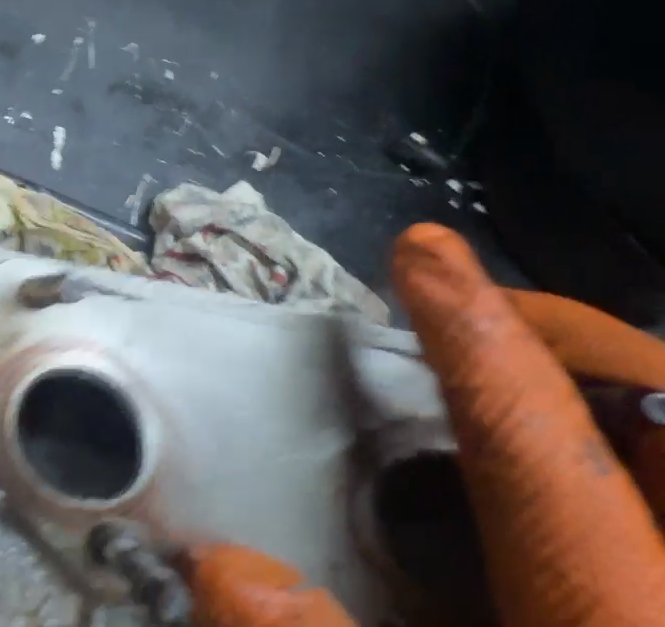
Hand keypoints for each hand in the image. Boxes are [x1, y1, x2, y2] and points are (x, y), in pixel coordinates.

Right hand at [190, 224, 664, 625]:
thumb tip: (223, 569)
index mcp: (618, 619)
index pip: (537, 451)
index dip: (474, 339)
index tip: (424, 254)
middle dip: (581, 344)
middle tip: (484, 314)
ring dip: (627, 391)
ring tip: (545, 368)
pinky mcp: (662, 597)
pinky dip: (646, 448)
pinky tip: (602, 459)